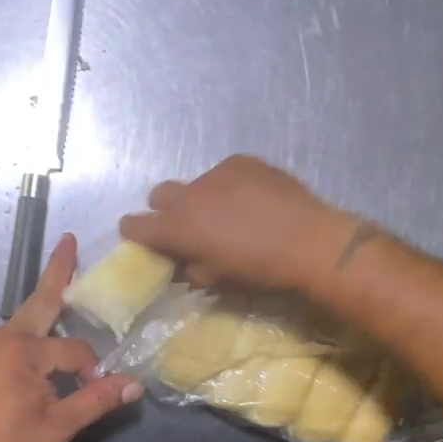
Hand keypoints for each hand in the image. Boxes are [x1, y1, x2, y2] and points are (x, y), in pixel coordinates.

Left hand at [0, 234, 143, 441]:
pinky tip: (52, 321)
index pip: (75, 350)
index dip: (91, 371)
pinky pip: (23, 329)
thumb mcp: (58, 426)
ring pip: (32, 313)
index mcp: (24, 351)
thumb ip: (96, 401)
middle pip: (43, 299)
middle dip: (59, 270)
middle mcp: (7, 338)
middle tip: (69, 240)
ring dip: (51, 296)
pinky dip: (41, 317)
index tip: (96, 391)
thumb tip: (135, 385)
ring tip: (68, 275)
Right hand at [119, 155, 358, 291]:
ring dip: (203, 198)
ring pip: (197, 183)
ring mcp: (215, 173)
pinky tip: (254, 200)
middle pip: (159, 195)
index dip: (136, 232)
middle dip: (166, 209)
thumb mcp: (217, 280)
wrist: (308, 241)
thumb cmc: (259, 270)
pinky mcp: (242, 161)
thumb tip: (179, 263)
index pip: (134, 224)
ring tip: (232, 213)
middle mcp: (188, 195)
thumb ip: (189, 269)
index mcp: (177, 227)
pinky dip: (231, 186)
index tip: (145, 239)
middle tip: (188, 226)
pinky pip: (225, 172)